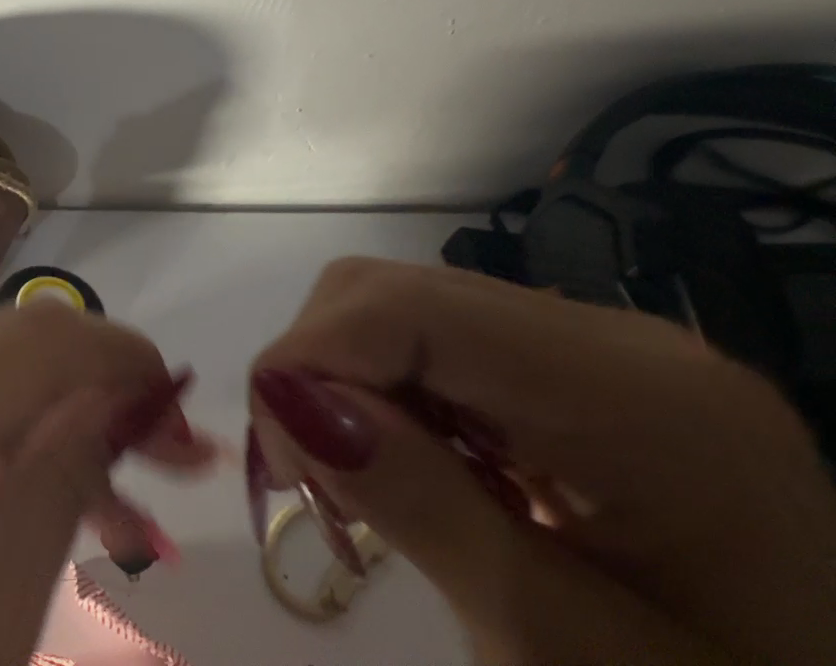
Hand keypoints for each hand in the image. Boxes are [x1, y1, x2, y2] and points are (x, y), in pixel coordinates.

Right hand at [247, 257, 835, 664]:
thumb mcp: (556, 645)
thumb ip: (419, 505)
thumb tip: (286, 396)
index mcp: (641, 397)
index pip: (409, 308)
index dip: (308, 361)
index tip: (281, 465)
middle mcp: (624, 341)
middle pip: (397, 292)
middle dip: (321, 374)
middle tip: (321, 487)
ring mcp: (609, 353)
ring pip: (406, 310)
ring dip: (349, 385)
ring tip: (366, 487)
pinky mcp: (588, 375)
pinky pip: (444, 345)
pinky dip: (392, 396)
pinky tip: (416, 472)